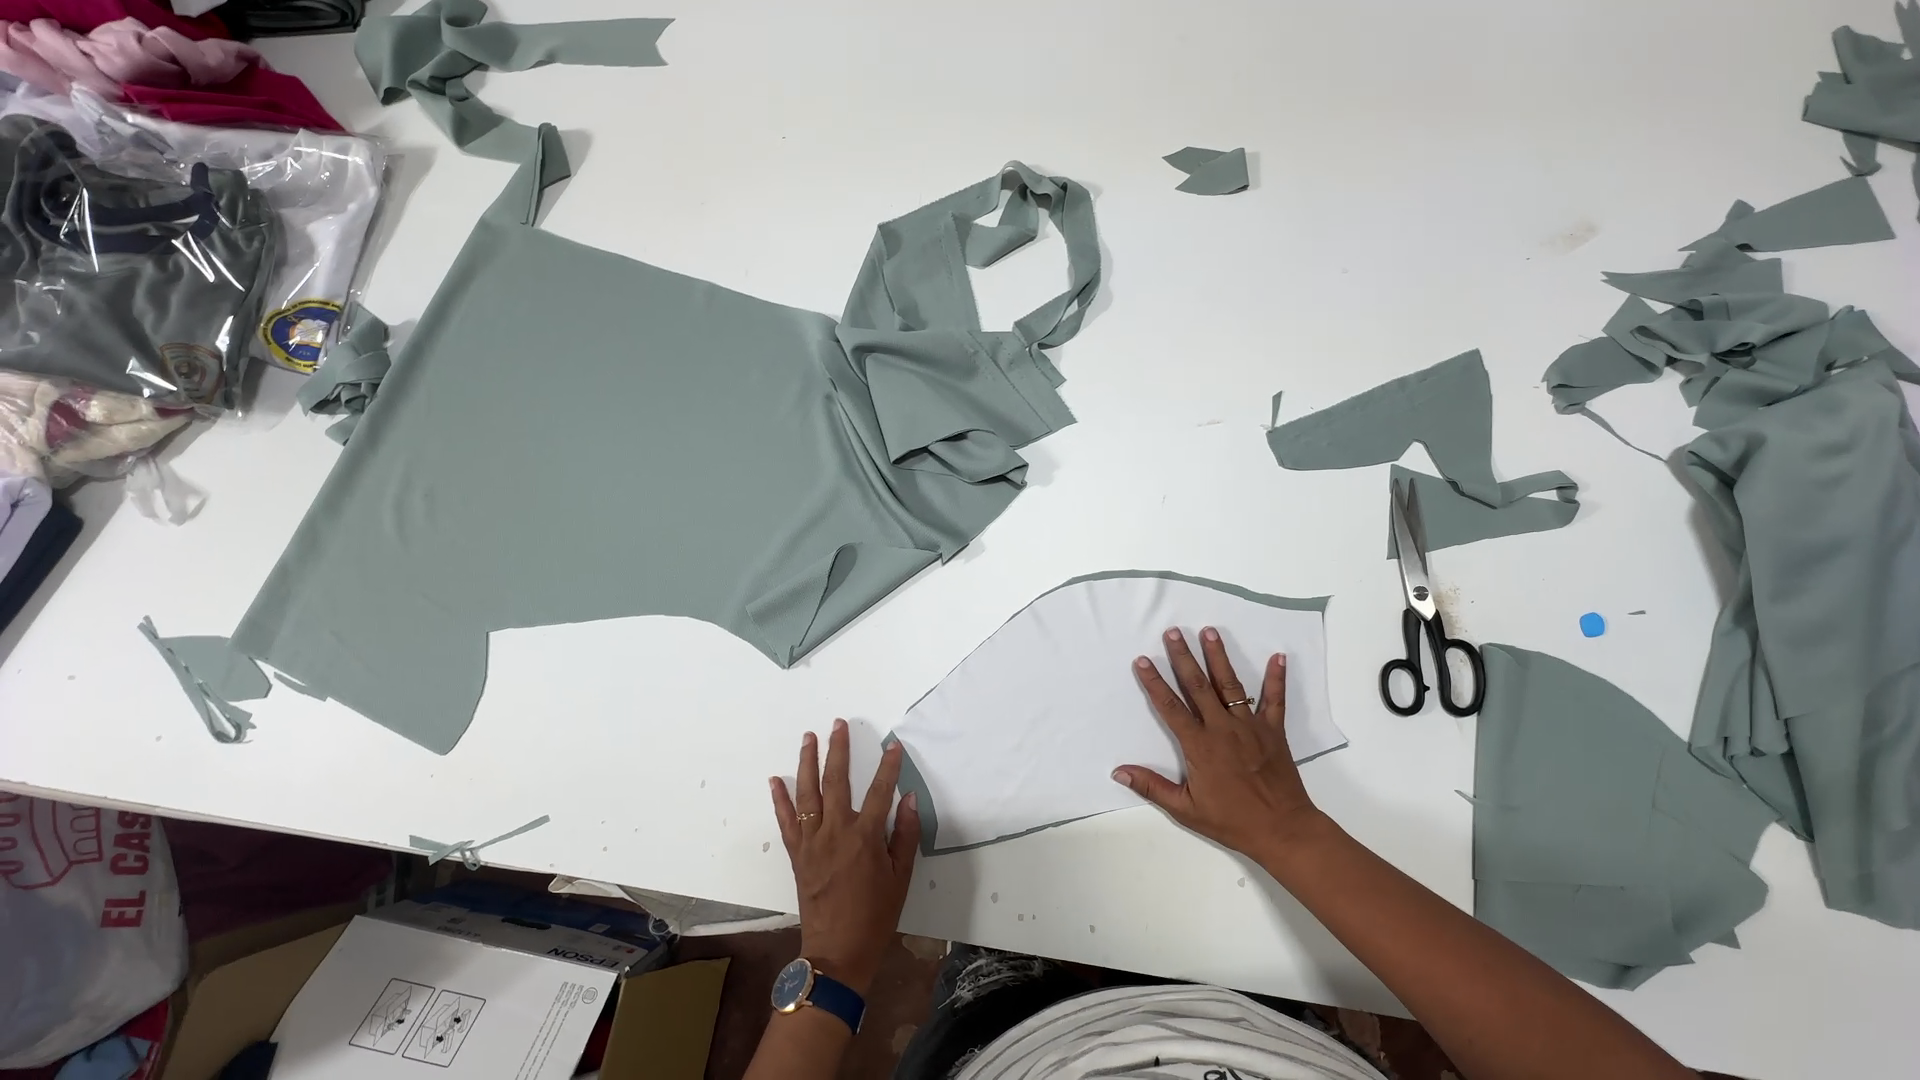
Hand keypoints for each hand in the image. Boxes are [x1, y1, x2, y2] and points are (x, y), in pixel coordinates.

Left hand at [770, 719, 920, 995]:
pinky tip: (776, 780)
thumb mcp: (901, 877)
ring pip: (807, 793)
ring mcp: (812, 842)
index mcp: (865, 837)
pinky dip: (780, 799)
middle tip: (839, 725)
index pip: (880, 791)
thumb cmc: (875, 915)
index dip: (888, 766)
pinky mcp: (797, 854)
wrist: (837, 951)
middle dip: (838, 750)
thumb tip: (910, 799)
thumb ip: (906, 835)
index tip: (893, 745)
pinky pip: (786, 821)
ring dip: (807, 762)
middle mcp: (836, 832)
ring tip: (809, 738)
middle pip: (836, 781)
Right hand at [1112, 627, 1331, 864]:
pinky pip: (1275, 700)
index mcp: (1199, 745)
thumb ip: (1152, 787)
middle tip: (1173, 632)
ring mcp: (1250, 727)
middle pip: (1198, 685)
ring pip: (1230, 685)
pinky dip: (1276, 678)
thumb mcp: (1186, 809)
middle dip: (1183, 657)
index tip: (1143, 660)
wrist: (1283, 829)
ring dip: (1218, 657)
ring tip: (1209, 631)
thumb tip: (1119, 772)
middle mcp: (1222, 728)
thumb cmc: (1232, 821)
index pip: (1170, 706)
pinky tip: (1277, 657)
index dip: (1154, 682)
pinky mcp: (1274, 731)